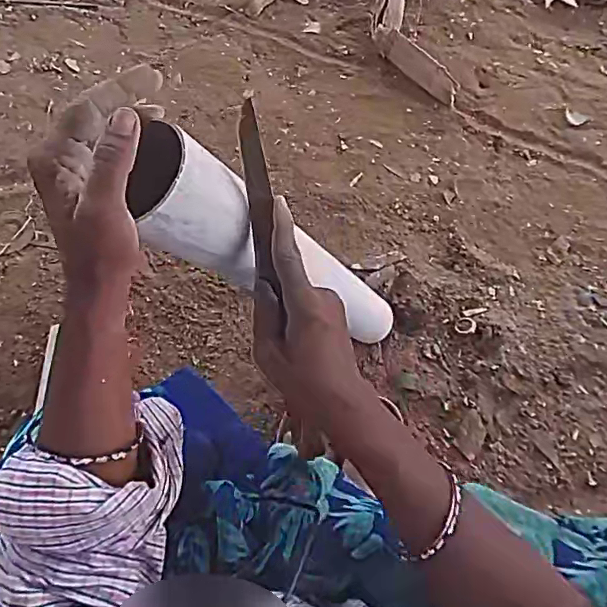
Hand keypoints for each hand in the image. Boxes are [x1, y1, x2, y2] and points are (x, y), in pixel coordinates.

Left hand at [28, 65, 163, 292]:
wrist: (97, 286)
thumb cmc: (100, 254)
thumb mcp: (108, 205)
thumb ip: (114, 159)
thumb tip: (125, 116)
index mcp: (53, 161)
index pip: (85, 109)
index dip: (119, 90)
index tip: (150, 79)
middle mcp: (55, 161)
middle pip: (89, 112)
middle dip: (122, 94)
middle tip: (155, 83)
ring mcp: (69, 170)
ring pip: (97, 126)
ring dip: (125, 111)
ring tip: (155, 104)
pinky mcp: (85, 181)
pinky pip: (103, 143)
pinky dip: (125, 131)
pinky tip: (143, 129)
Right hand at [252, 196, 366, 433]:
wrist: (343, 402)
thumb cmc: (303, 383)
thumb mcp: (268, 353)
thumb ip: (263, 314)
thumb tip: (265, 287)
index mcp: (305, 305)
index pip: (288, 259)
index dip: (281, 229)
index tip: (278, 203)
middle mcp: (324, 297)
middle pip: (288, 282)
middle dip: (275, 300)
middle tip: (277, 340)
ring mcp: (334, 304)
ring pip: (298, 295)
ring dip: (287, 312)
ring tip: (290, 350)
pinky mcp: (337, 311)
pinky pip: (307, 303)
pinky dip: (297, 316)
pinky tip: (300, 347)